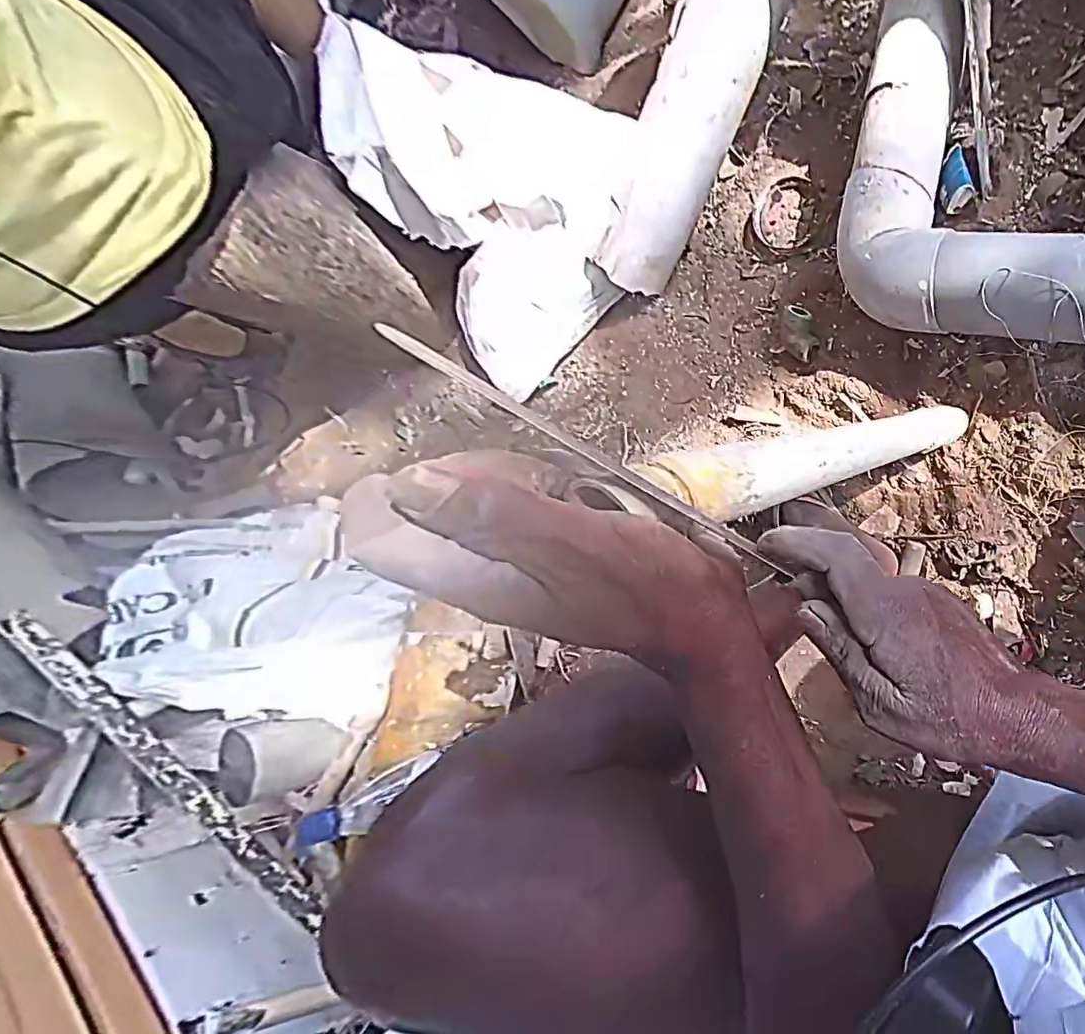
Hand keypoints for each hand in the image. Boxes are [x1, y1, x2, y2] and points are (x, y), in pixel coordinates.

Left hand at [342, 452, 759, 675]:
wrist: (704, 617)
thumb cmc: (651, 584)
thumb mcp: (580, 543)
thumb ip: (498, 514)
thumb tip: (409, 483)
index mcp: (477, 576)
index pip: (380, 538)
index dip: (392, 493)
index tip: (454, 468)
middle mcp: (489, 572)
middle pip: (436, 509)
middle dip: (484, 476)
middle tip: (549, 481)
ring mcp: (526, 565)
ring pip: (490, 503)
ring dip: (532, 481)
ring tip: (588, 492)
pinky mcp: (559, 556)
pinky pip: (533, 509)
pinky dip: (560, 493)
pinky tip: (601, 501)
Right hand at [758, 526, 1053, 764]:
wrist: (1011, 709)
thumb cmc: (947, 719)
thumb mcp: (880, 703)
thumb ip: (841, 651)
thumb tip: (806, 609)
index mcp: (886, 614)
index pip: (836, 556)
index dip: (796, 542)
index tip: (767, 544)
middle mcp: (906, 590)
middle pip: (850, 550)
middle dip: (809, 546)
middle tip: (778, 560)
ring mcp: (924, 590)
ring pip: (869, 566)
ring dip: (834, 569)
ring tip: (809, 592)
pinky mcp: (935, 598)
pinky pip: (888, 581)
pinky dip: (859, 585)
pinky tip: (849, 612)